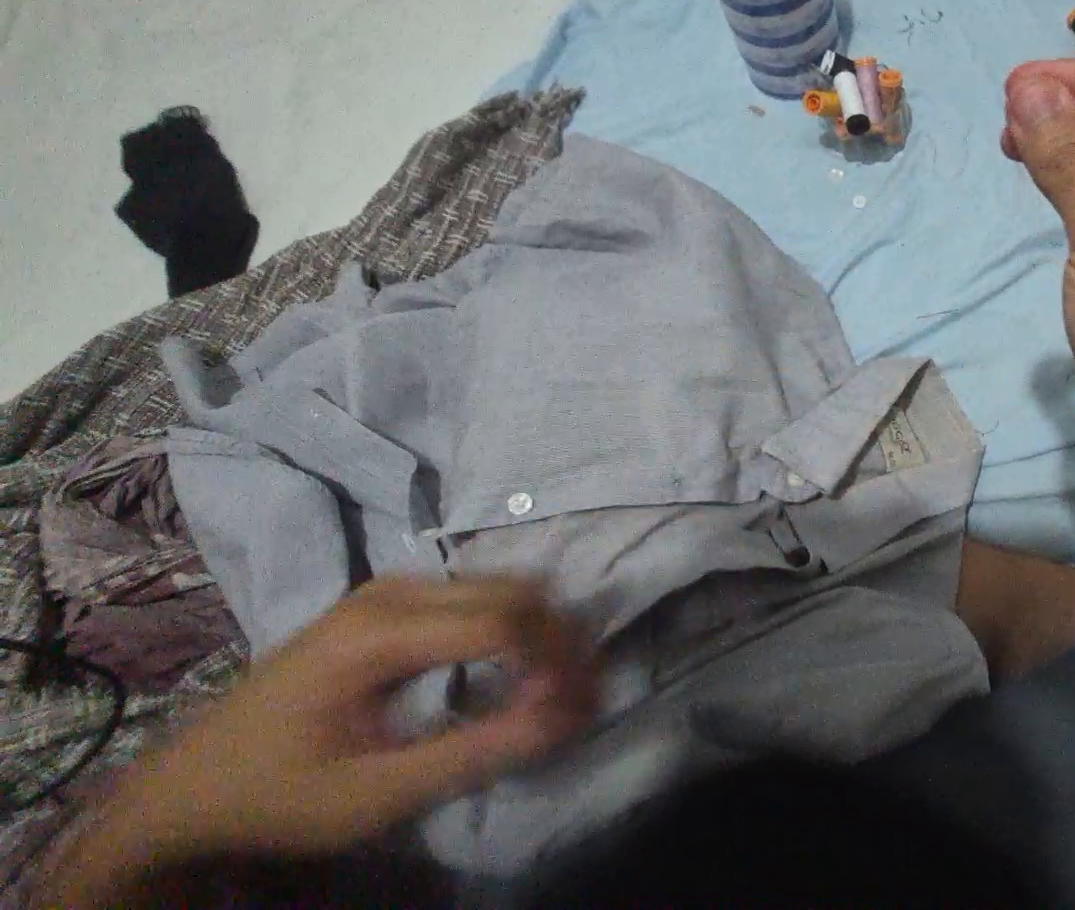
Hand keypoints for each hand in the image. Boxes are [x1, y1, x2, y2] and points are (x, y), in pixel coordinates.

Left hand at [48, 575, 596, 899]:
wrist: (186, 790)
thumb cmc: (277, 796)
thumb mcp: (375, 794)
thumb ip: (477, 751)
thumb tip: (568, 715)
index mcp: (376, 632)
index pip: (503, 621)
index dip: (555, 660)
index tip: (578, 707)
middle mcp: (393, 590)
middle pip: (517, 591)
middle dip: (563, 641)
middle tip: (582, 695)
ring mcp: (395, 586)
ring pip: (509, 584)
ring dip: (547, 630)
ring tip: (559, 684)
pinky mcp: (398, 596)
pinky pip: (486, 592)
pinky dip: (521, 626)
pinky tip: (523, 667)